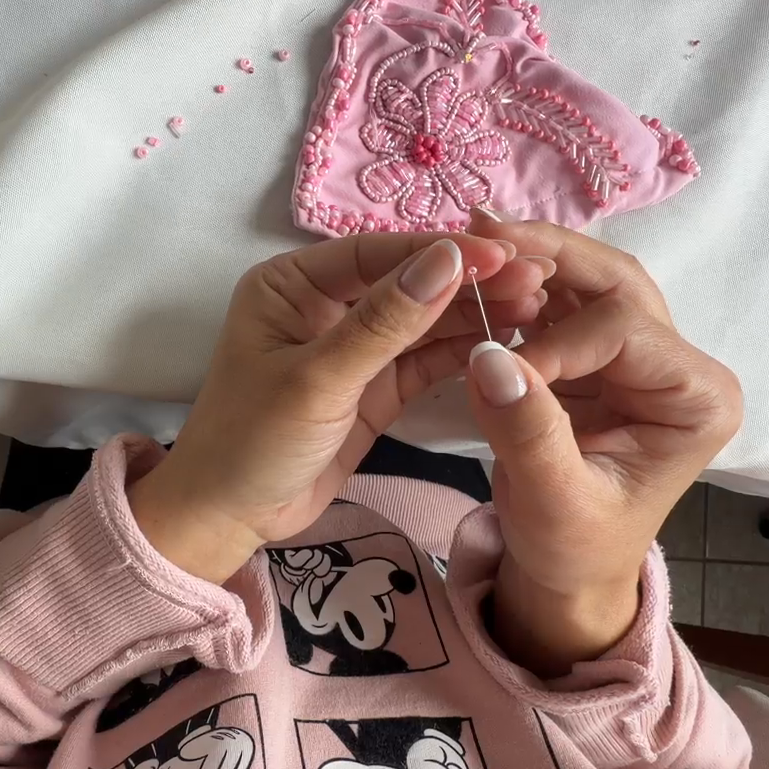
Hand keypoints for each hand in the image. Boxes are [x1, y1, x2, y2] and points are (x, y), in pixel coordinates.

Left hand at [130, 232, 556, 583]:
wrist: (230, 516)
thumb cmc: (252, 440)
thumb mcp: (317, 379)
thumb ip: (384, 323)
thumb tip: (448, 259)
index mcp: (291, 285)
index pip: (374, 254)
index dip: (438, 252)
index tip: (502, 254)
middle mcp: (322, 305)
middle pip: (405, 283)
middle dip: (467, 281)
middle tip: (537, 280)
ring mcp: (351, 347)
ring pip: (421, 321)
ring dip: (473, 314)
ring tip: (536, 307)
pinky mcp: (372, 387)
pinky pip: (422, 360)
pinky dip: (461, 352)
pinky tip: (507, 340)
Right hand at [464, 210, 741, 676]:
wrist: (567, 565)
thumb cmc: (571, 543)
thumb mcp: (552, 499)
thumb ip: (527, 430)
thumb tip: (487, 357)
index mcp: (695, 399)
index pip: (622, 333)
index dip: (552, 342)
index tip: (488, 371)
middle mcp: (678, 365)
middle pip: (616, 283)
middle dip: (550, 254)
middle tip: (484, 229)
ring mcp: (638, 357)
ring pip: (590, 281)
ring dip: (535, 257)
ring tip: (478, 234)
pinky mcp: (597, 358)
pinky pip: (562, 304)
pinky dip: (523, 283)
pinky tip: (485, 269)